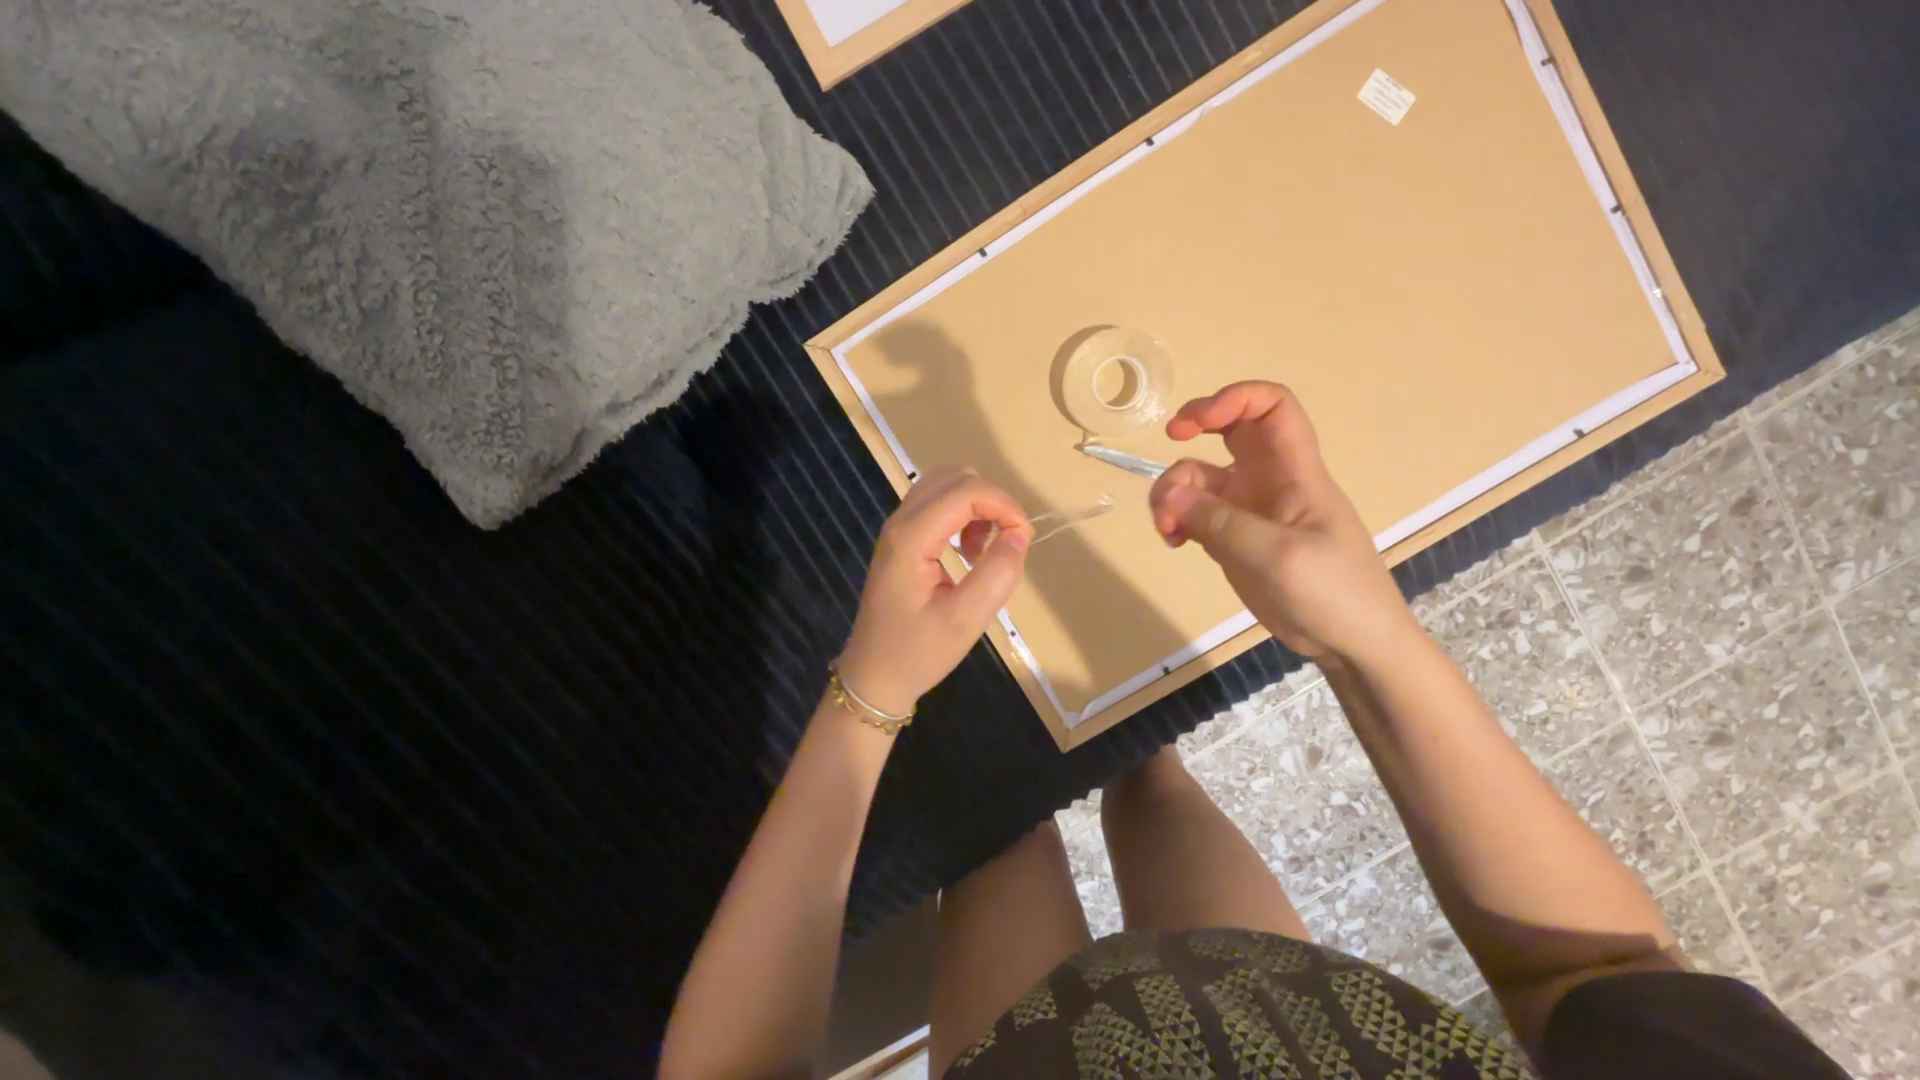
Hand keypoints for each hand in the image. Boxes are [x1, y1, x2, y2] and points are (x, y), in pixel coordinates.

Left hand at [838, 467, 1032, 715]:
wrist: (873, 676)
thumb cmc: (917, 653)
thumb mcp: (965, 620)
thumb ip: (997, 575)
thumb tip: (1019, 536)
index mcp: (911, 539)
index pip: (965, 491)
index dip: (1003, 504)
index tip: (1024, 537)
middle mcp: (899, 523)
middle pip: (954, 477)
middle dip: (991, 499)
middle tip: (1010, 540)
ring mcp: (897, 529)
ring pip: (945, 486)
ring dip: (977, 506)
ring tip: (987, 550)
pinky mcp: (901, 540)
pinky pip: (937, 506)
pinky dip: (963, 516)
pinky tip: (970, 553)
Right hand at [1148, 381, 1417, 663]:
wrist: (1353, 643)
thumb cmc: (1333, 591)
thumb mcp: (1277, 556)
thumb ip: (1221, 523)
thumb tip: (1168, 497)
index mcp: (1295, 472)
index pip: (1272, 408)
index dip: (1233, 400)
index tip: (1194, 424)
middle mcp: (1270, 482)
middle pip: (1229, 432)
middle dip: (1195, 428)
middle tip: (1169, 441)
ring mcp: (1250, 512)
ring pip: (1201, 479)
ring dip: (1174, 491)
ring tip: (1166, 528)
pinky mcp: (1235, 542)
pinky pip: (1196, 516)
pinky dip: (1177, 521)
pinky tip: (1173, 542)